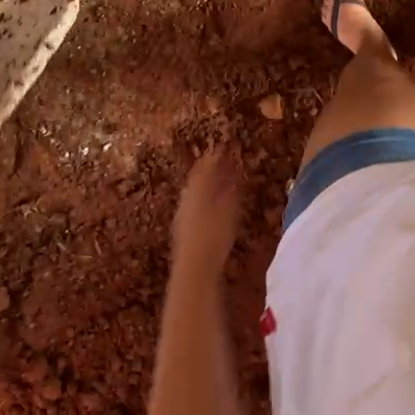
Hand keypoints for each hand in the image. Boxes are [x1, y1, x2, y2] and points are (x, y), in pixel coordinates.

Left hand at [173, 147, 244, 267]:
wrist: (194, 268)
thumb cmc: (214, 237)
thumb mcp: (228, 211)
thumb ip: (230, 189)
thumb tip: (233, 171)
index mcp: (198, 191)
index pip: (205, 167)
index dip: (215, 157)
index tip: (223, 147)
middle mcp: (187, 198)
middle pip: (197, 178)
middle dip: (207, 168)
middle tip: (218, 160)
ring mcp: (182, 213)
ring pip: (193, 191)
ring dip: (204, 183)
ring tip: (215, 179)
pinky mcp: (181, 227)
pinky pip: (191, 203)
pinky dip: (200, 197)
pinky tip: (207, 204)